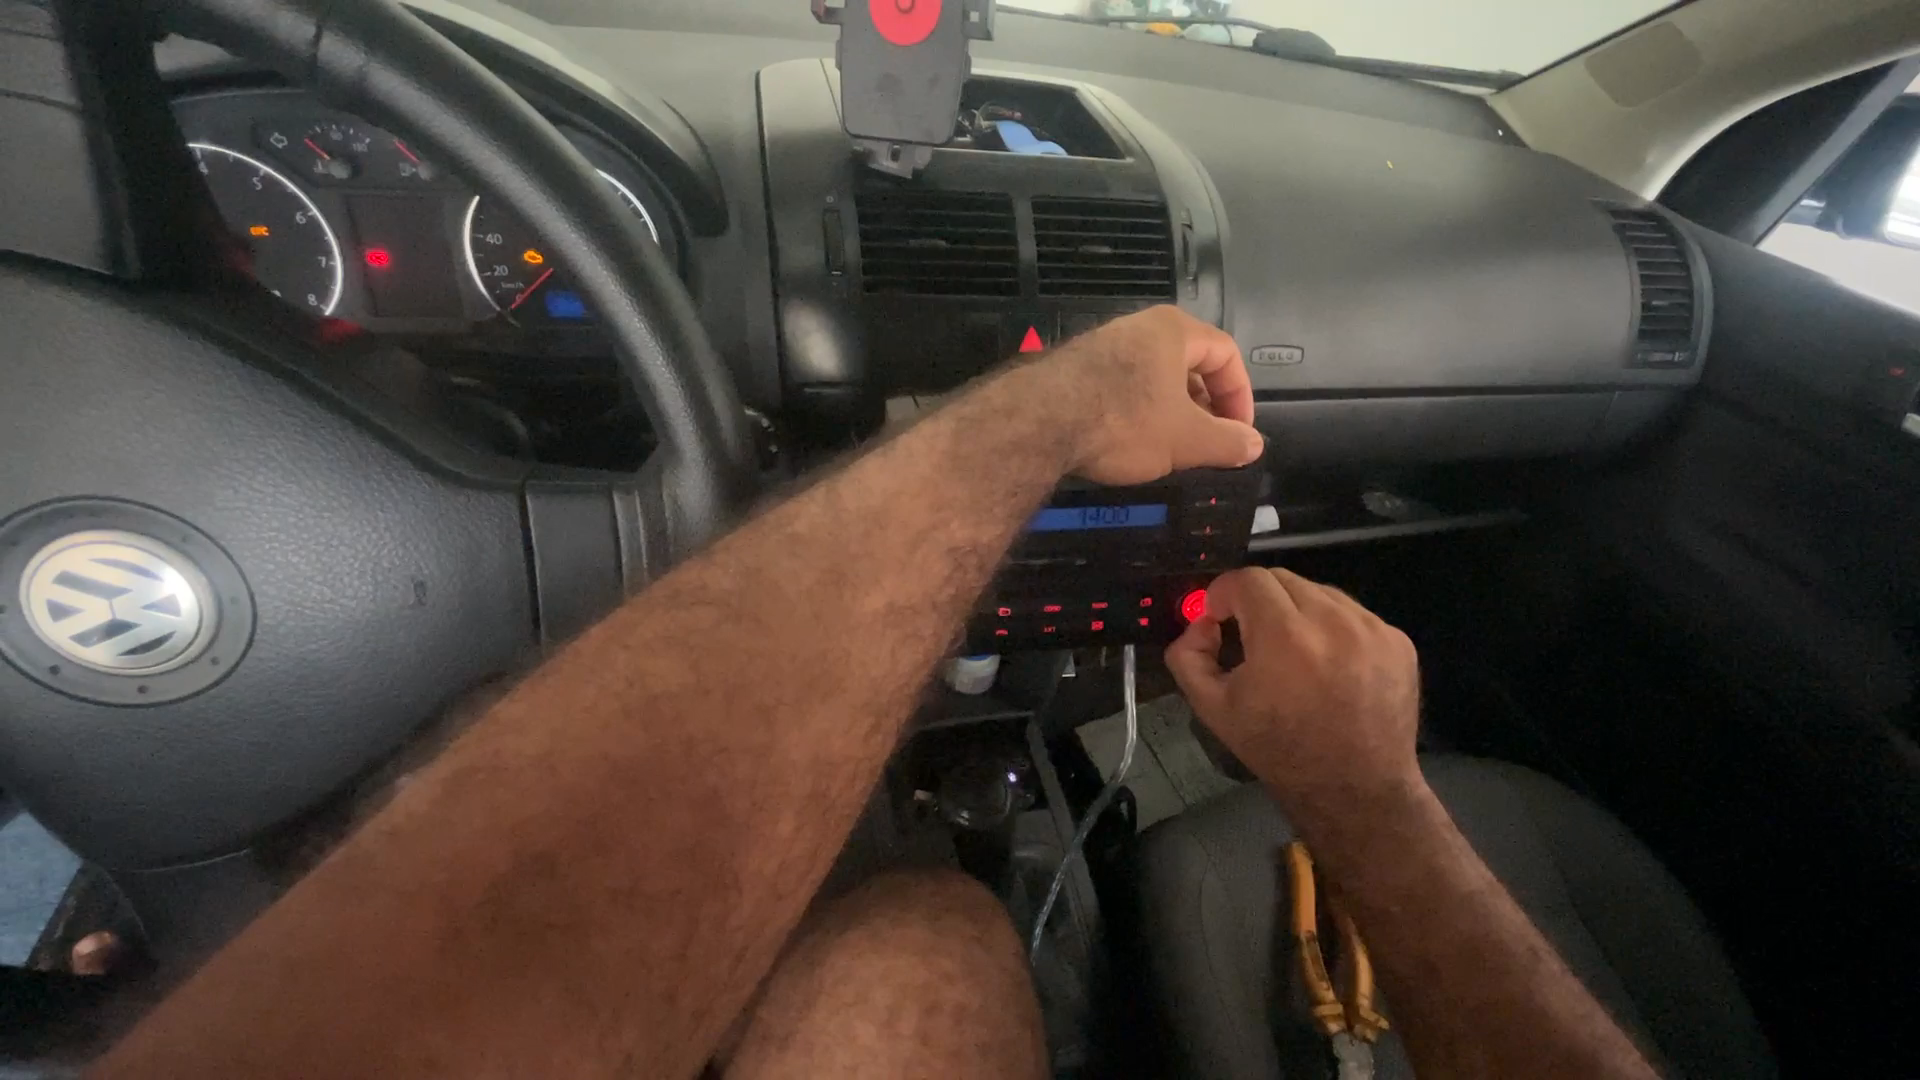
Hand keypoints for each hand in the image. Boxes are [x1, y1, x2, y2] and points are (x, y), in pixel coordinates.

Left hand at [1042, 306, 1263, 484]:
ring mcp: (1099, 346)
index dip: (1240, 395)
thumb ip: (1226, 442)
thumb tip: (1253, 446)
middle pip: (1186, 363)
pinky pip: (1117, 387)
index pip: (1226, 354)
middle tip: (1206, 442)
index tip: (1239, 433)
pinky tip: (1125, 441)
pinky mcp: (1071, 369)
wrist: (1038, 422)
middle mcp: (1136, 327)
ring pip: (1150, 377)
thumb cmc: (1125, 421)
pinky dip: (1132, 412)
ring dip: (1167, 411)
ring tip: (1168, 447)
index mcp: (1173, 330)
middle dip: (1203, 406)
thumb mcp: (1186, 439)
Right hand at [1165, 567, 1422, 827]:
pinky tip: (1326, 662)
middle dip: (1256, 598)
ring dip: (1294, 609)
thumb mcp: (1211, 707)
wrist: (1354, 788)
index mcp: (1284, 637)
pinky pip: (1351, 612)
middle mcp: (1333, 622)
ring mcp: (1372, 629)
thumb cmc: (1276, 748)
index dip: (1222, 593)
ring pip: (1318, 591)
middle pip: (1282, 578)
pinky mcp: (1397, 640)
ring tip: (1291, 650)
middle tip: (1249, 634)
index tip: (1217, 617)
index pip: (1247, 579)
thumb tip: (1201, 623)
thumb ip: (1188, 655)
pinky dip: (1330, 626)